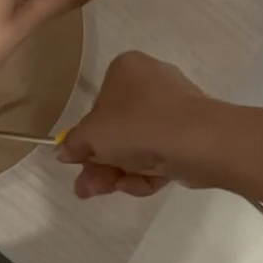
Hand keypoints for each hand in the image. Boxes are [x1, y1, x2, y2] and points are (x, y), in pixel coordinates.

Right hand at [57, 52, 218, 198]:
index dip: (88, 136)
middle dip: (101, 162)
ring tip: (108, 192)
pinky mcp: (193, 134)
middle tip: (88, 187)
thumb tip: (64, 152)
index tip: (81, 159)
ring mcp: (175, 109)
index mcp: (126, 70)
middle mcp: (151, 82)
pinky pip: (161, 152)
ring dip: (119, 171)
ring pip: (139, 145)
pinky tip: (138, 185)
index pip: (99, 104)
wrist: (198, 141)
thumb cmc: (136, 125)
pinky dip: (147, 171)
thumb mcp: (91, 135)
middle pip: (118, 129)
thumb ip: (74, 143)